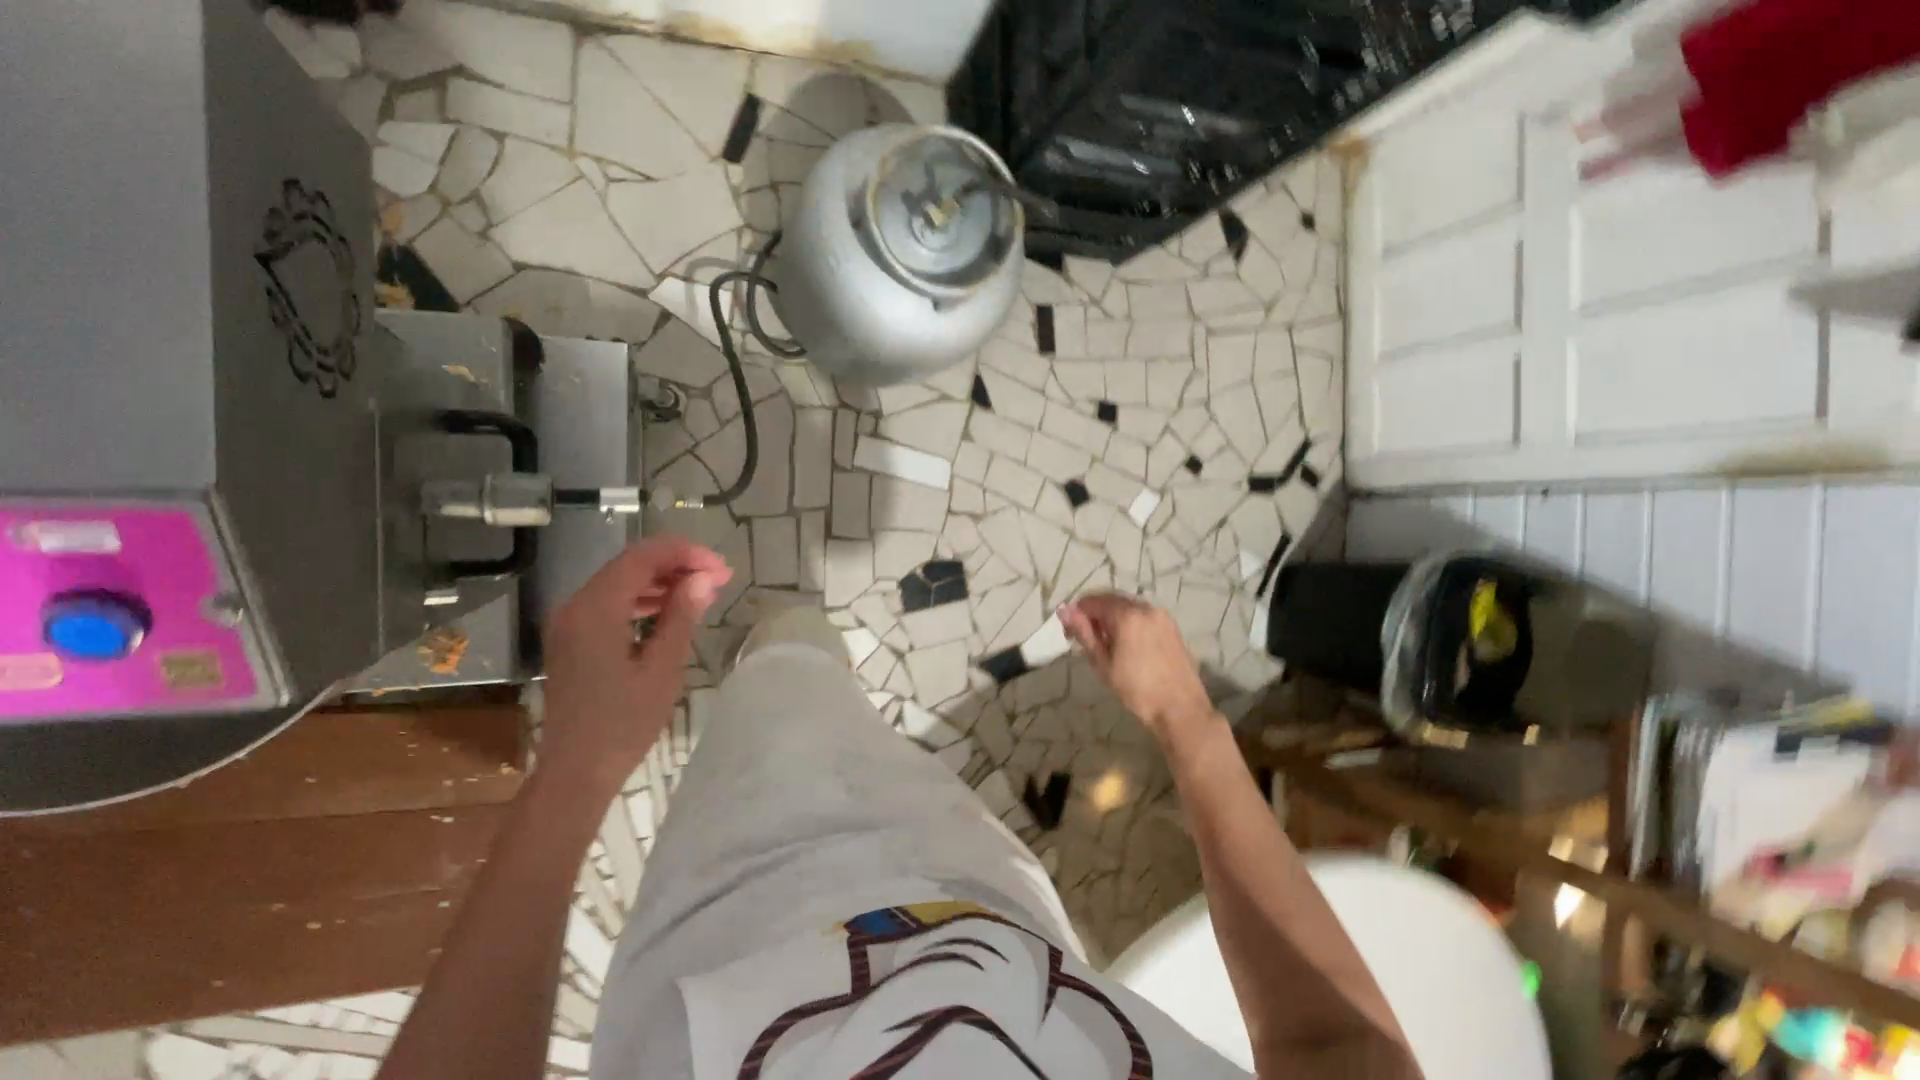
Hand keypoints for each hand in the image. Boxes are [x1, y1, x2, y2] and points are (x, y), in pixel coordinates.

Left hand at [539, 536, 731, 799]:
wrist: (575, 770)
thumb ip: (682, 617)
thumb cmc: (623, 724)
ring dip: (660, 581)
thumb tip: (705, 578)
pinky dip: (640, 600)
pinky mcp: (571, 639)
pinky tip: (668, 612)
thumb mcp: (661, 669)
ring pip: (619, 582)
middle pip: (629, 565)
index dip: (685, 554)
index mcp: (595, 609)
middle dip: (675, 565)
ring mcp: (569, 622)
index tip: (722, 569)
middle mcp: (575, 605)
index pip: (643, 557)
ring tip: (701, 593)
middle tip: (718, 579)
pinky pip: (608, 604)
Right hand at [1059, 592, 1219, 746]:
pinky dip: (1128, 623)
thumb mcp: (1103, 663)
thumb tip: (1064, 610)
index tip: (1069, 634)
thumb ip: (1084, 633)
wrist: (1179, 708)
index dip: (1077, 614)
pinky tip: (1125, 645)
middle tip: (1084, 640)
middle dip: (1094, 615)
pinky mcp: (1171, 627)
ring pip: (1128, 608)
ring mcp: (1162, 616)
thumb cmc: (1136, 690)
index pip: (1093, 601)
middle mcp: (1146, 608)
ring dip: (1111, 619)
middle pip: (1111, 601)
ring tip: (1105, 645)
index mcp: (1127, 615)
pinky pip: (1142, 616)